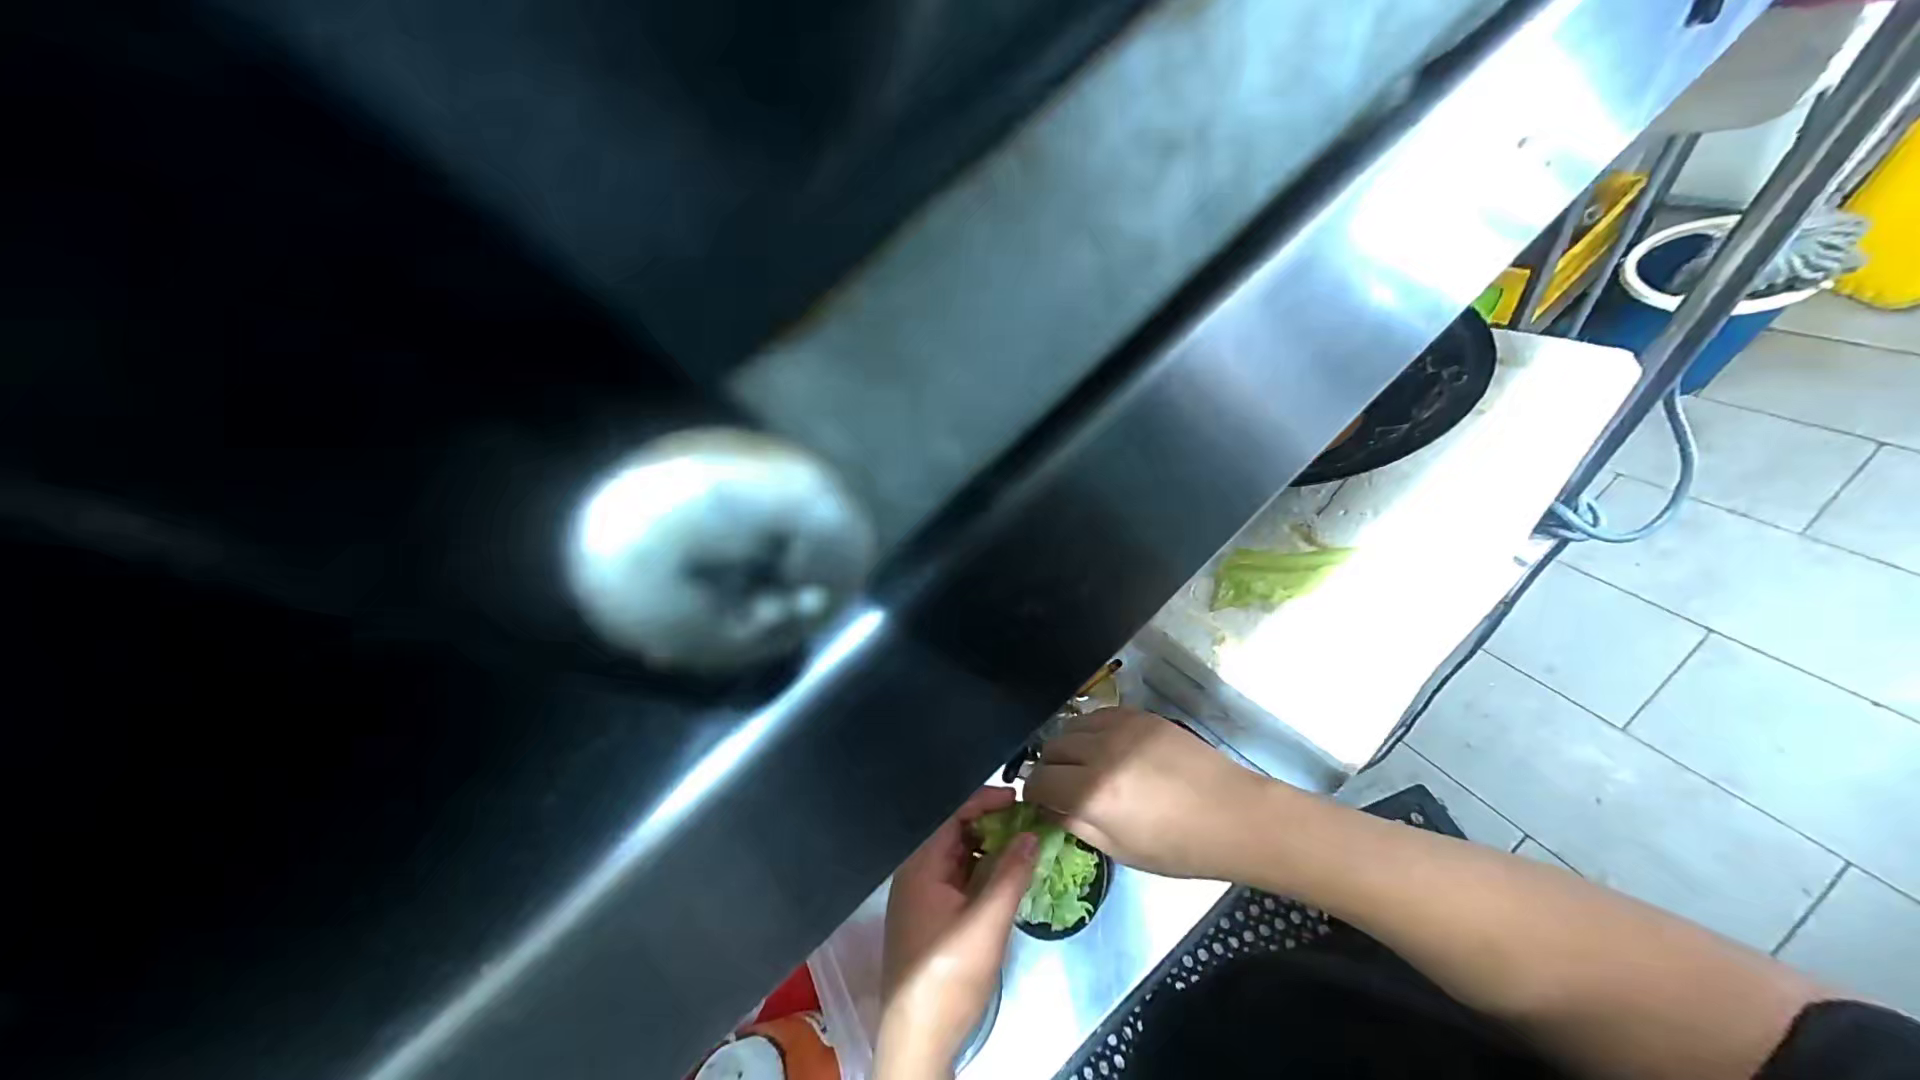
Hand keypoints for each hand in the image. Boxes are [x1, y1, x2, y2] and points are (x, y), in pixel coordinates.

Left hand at [876, 787, 1038, 1079]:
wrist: (918, 1037)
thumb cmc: (948, 975)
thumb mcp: (986, 924)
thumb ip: (1010, 875)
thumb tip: (1031, 835)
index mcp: (920, 865)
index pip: (952, 815)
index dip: (986, 801)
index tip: (1021, 800)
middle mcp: (917, 873)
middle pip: (955, 833)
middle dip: (992, 824)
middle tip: (1030, 824)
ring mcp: (923, 896)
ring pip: (960, 858)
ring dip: (991, 849)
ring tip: (1026, 847)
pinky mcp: (932, 917)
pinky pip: (960, 880)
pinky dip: (984, 873)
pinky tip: (1008, 878)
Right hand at [1027, 707, 1277, 879]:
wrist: (1234, 815)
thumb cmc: (1179, 847)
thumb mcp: (1119, 850)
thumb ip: (1075, 824)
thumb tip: (1046, 807)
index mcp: (1093, 794)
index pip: (1039, 780)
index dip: (1033, 793)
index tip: (1039, 801)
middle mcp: (1100, 753)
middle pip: (1051, 748)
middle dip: (1048, 768)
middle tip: (1061, 786)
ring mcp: (1121, 728)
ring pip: (1070, 726)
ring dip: (1068, 746)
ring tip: (1083, 764)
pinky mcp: (1140, 715)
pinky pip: (1098, 714)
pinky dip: (1091, 729)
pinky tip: (1104, 746)